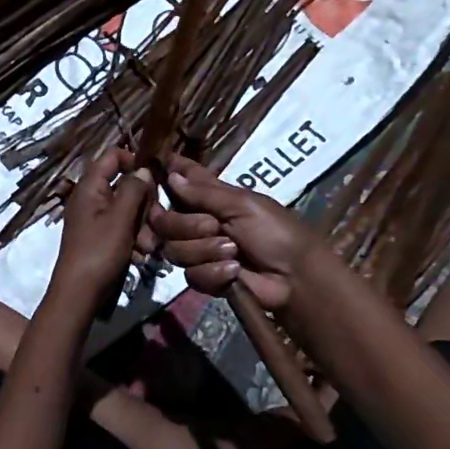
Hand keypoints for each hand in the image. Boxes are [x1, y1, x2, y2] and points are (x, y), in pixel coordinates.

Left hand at [54, 148, 154, 297]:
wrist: (79, 293)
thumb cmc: (99, 251)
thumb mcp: (120, 218)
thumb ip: (134, 189)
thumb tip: (144, 169)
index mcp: (90, 186)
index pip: (112, 156)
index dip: (134, 160)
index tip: (155, 176)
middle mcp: (91, 198)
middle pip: (124, 185)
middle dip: (143, 203)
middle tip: (155, 219)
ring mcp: (94, 218)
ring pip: (126, 210)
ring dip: (142, 225)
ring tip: (148, 246)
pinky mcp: (100, 237)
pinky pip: (121, 228)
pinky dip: (133, 238)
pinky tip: (140, 255)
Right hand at [141, 154, 319, 309]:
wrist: (294, 276)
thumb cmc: (275, 231)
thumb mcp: (242, 205)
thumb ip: (203, 192)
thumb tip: (171, 175)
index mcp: (210, 198)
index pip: (181, 180)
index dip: (168, 175)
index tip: (154, 170)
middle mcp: (198, 222)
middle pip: (165, 221)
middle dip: (188, 225)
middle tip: (214, 227)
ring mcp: (200, 251)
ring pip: (174, 249)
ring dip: (205, 251)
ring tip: (233, 252)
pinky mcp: (204, 278)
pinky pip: (191, 275)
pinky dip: (213, 272)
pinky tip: (234, 272)